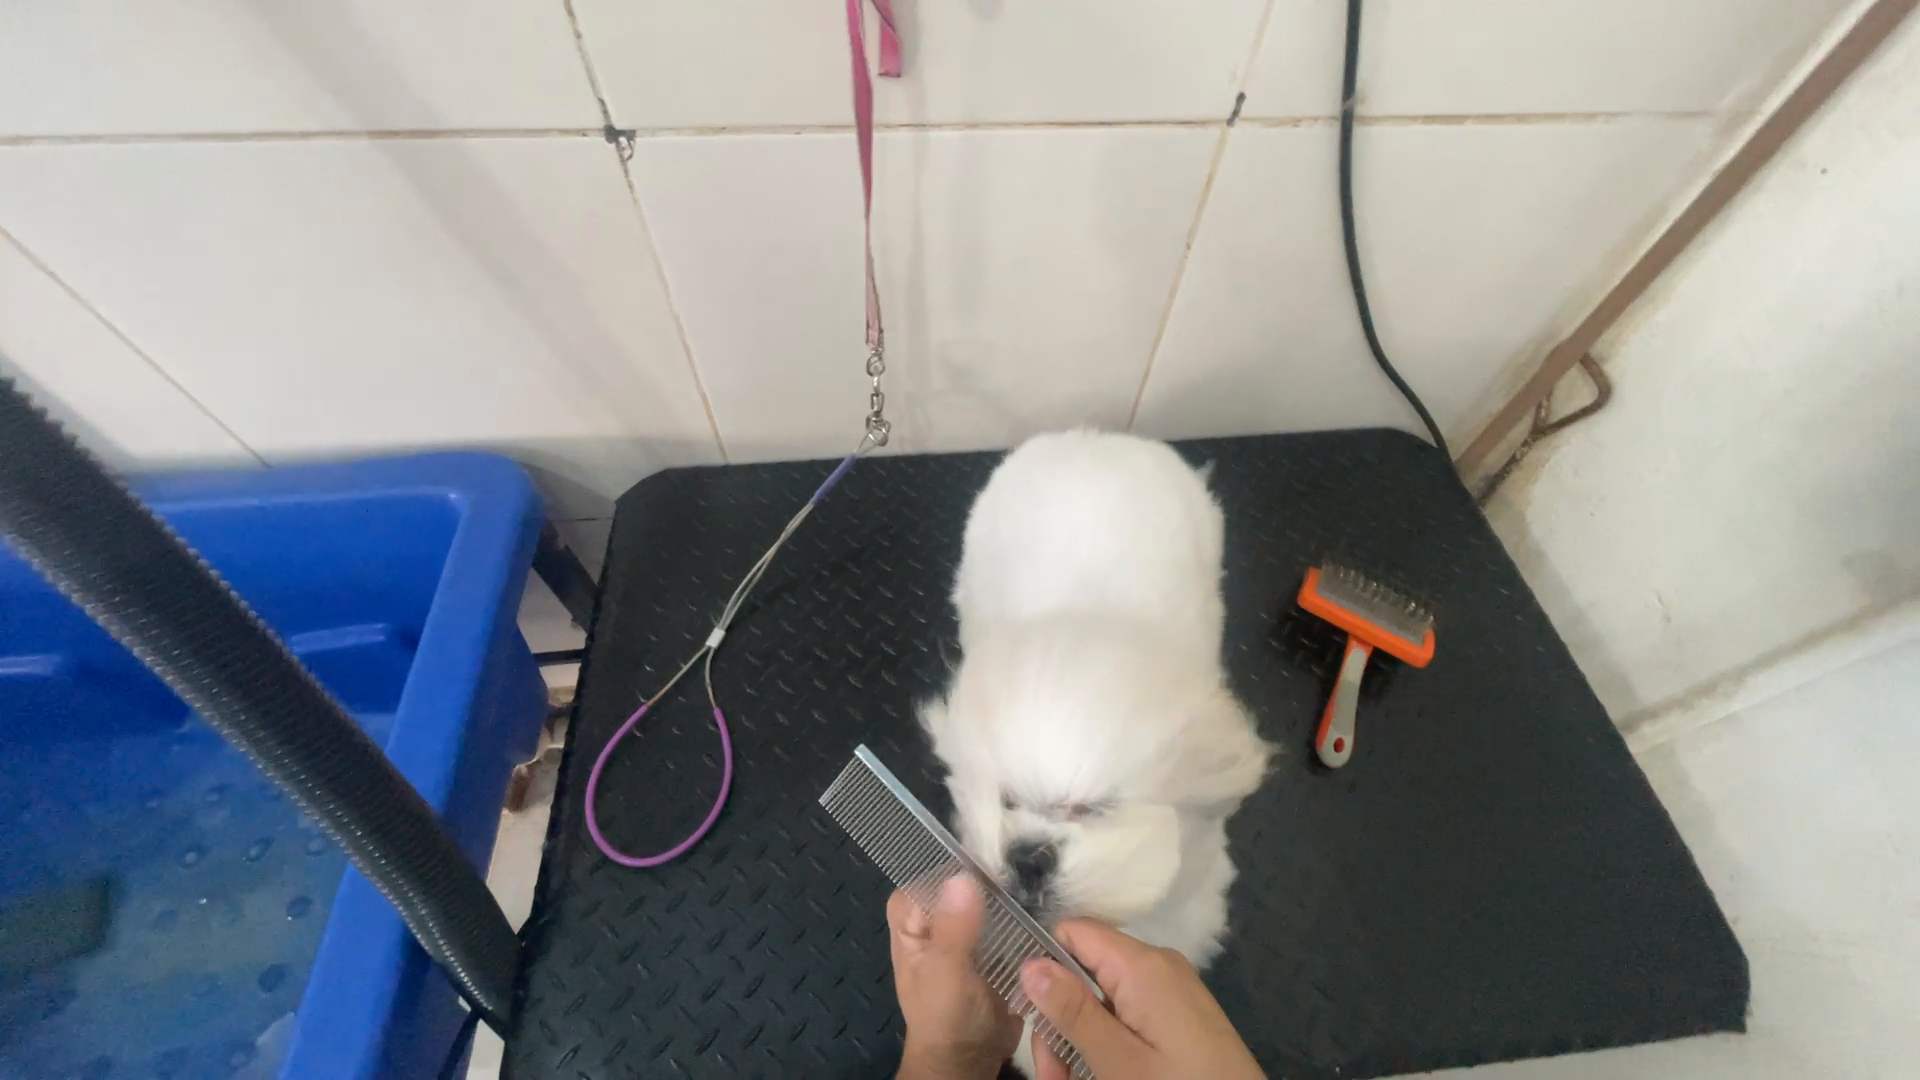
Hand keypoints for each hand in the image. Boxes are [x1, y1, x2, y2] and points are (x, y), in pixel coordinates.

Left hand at [889, 877, 1021, 1079]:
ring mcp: (963, 921)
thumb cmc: (946, 1019)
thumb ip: (953, 928)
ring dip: (1014, 895)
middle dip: (997, 880)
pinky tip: (1042, 912)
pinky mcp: (990, 937)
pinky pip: (1007, 912)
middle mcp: (935, 910)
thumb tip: (963, 877)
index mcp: (912, 912)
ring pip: (990, 892)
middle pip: (968, 877)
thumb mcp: (946, 974)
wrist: (970, 1061)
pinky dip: (1022, 913)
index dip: (969, 869)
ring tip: (1039, 897)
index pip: (939, 870)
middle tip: (1026, 883)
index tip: (1000, 872)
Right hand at [1019, 920, 1263, 1079]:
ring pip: (1104, 999)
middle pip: (1085, 971)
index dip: (1043, 966)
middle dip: (1062, 1020)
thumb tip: (1028, 962)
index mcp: (1141, 963)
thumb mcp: (1119, 1063)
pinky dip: (1110, 1043)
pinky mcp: (1183, 1017)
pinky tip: (1103, 1075)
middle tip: (1053, 1076)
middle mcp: (1157, 964)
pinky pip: (1130, 1015)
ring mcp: (1173, 990)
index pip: (1072, 932)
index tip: (1028, 1016)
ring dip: (1081, 1039)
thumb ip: (1073, 1011)